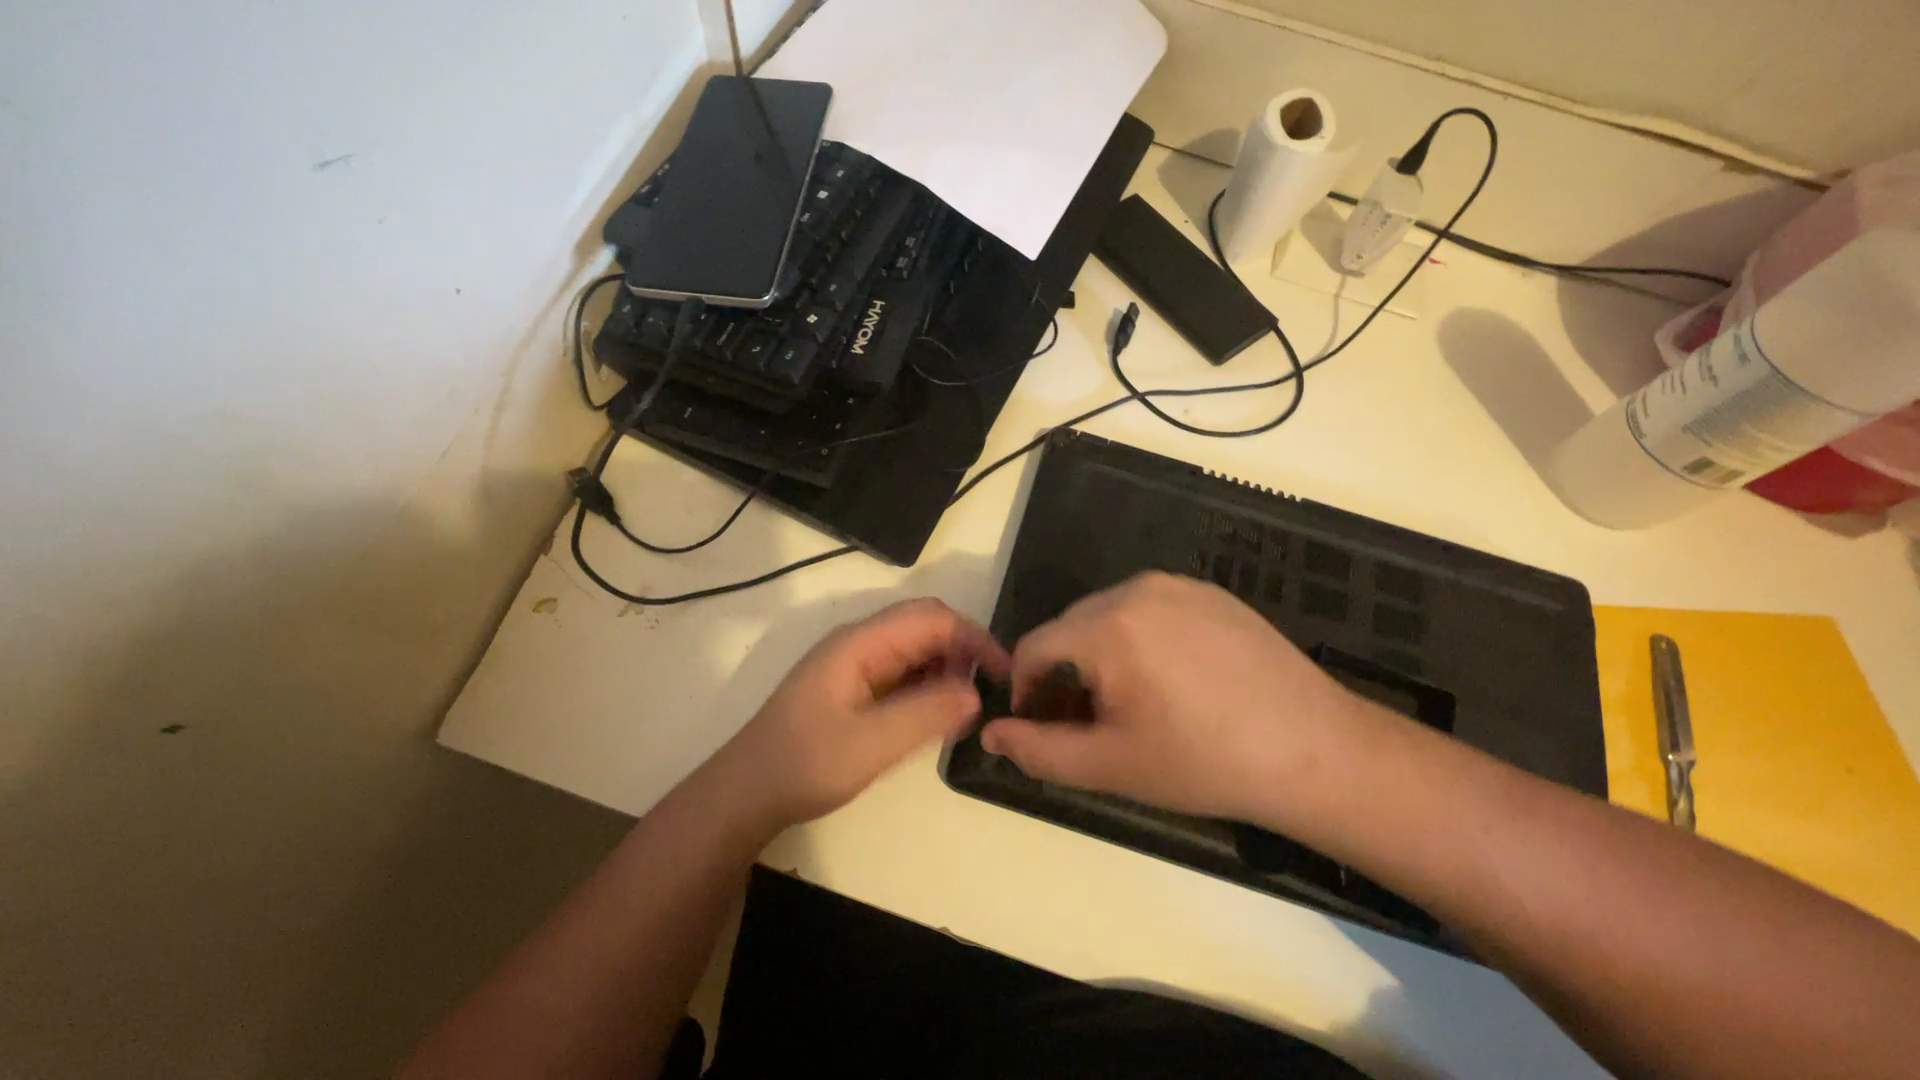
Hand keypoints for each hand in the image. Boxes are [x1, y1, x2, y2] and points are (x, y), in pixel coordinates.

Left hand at [710, 598, 1010, 832]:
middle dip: (964, 650)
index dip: (974, 638)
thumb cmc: (804, 765)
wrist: (747, 794)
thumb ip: (926, 714)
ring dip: (948, 669)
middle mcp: (858, 644)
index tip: (1005, 675)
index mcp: (860, 643)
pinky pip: (901, 673)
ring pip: (915, 650)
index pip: (931, 618)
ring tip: (968, 709)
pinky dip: (928, 687)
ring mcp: (854, 666)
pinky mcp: (853, 689)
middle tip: (990, 693)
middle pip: (924, 626)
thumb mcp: (871, 744)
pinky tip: (939, 716)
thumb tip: (977, 693)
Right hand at [980, 572, 1371, 827]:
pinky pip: (1153, 611)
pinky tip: (1175, 685)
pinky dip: (1143, 642)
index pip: (1033, 646)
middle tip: (1089, 725)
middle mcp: (1138, 589)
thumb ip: (1039, 750)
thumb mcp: (1111, 766)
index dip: (1025, 691)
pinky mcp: (1215, 594)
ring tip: (1133, 707)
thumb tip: (990, 734)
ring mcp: (1182, 585)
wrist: (1316, 751)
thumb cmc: (1204, 762)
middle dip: (1065, 674)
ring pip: (1111, 617)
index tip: (1044, 730)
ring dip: (1102, 657)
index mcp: (1107, 625)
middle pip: (1071, 628)